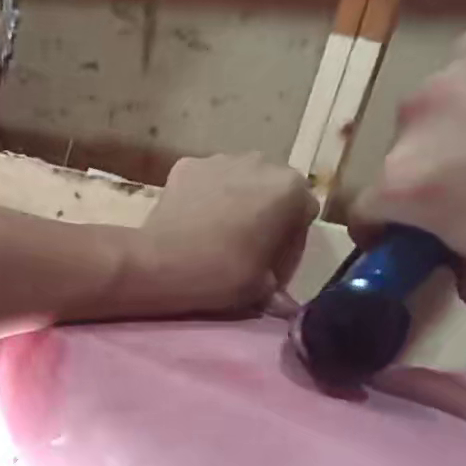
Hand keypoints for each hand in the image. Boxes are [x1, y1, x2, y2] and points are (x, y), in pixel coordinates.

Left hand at [120, 154, 316, 315]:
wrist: (162, 263)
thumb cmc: (224, 274)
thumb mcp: (262, 289)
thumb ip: (278, 289)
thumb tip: (287, 306)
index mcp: (291, 190)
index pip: (303, 213)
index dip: (292, 241)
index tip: (275, 265)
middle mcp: (262, 162)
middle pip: (272, 190)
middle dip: (266, 214)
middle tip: (249, 247)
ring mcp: (221, 158)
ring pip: (239, 180)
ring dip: (237, 201)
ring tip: (220, 234)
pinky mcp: (188, 163)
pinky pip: (206, 180)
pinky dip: (205, 196)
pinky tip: (195, 222)